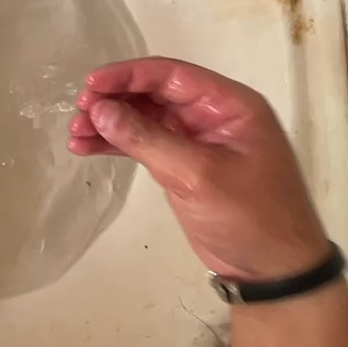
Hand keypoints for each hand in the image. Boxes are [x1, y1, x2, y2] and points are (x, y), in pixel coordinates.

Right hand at [68, 57, 326, 281]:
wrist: (273, 272)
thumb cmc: (249, 216)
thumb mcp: (198, 175)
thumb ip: (147, 139)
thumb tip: (100, 110)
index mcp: (228, 105)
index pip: (171, 75)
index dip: (128, 75)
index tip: (90, 86)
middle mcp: (210, 115)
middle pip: (152, 93)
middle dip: (113, 100)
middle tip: (78, 112)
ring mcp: (194, 139)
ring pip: (142, 118)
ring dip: (107, 123)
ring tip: (74, 134)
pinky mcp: (180, 164)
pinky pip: (141, 143)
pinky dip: (114, 144)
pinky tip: (85, 148)